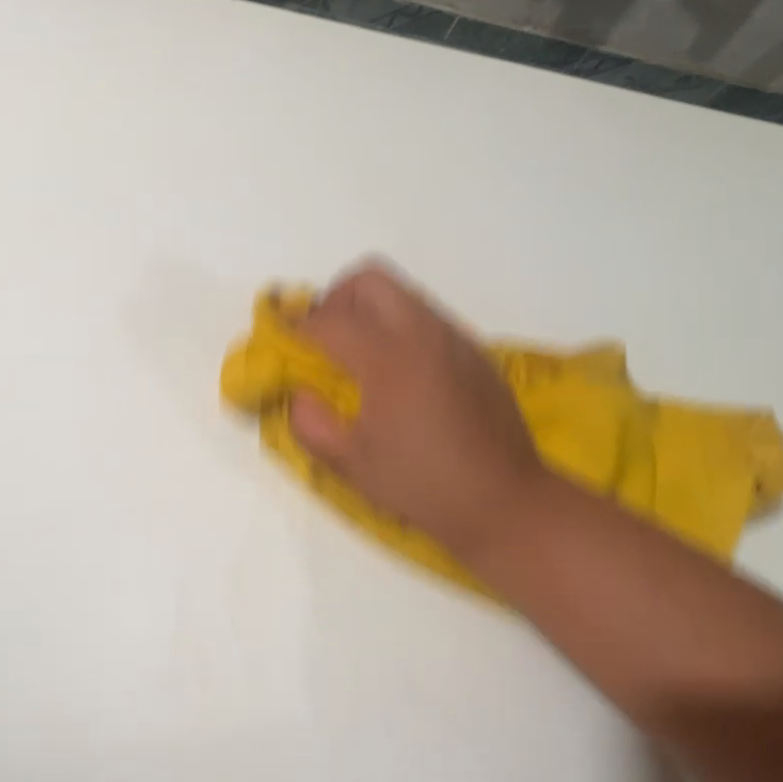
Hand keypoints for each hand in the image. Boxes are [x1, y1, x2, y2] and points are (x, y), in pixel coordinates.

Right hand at [291, 260, 545, 561]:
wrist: (505, 501)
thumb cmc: (421, 484)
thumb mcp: (351, 464)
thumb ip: (311, 422)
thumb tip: (301, 394)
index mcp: (389, 360)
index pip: (329, 321)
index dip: (295, 327)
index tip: (277, 340)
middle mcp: (424, 334)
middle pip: (368, 280)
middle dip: (334, 300)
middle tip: (322, 339)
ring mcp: (455, 338)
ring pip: (401, 294)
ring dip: (367, 312)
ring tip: (355, 358)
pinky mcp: (475, 352)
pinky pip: (426, 318)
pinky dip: (398, 329)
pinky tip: (395, 376)